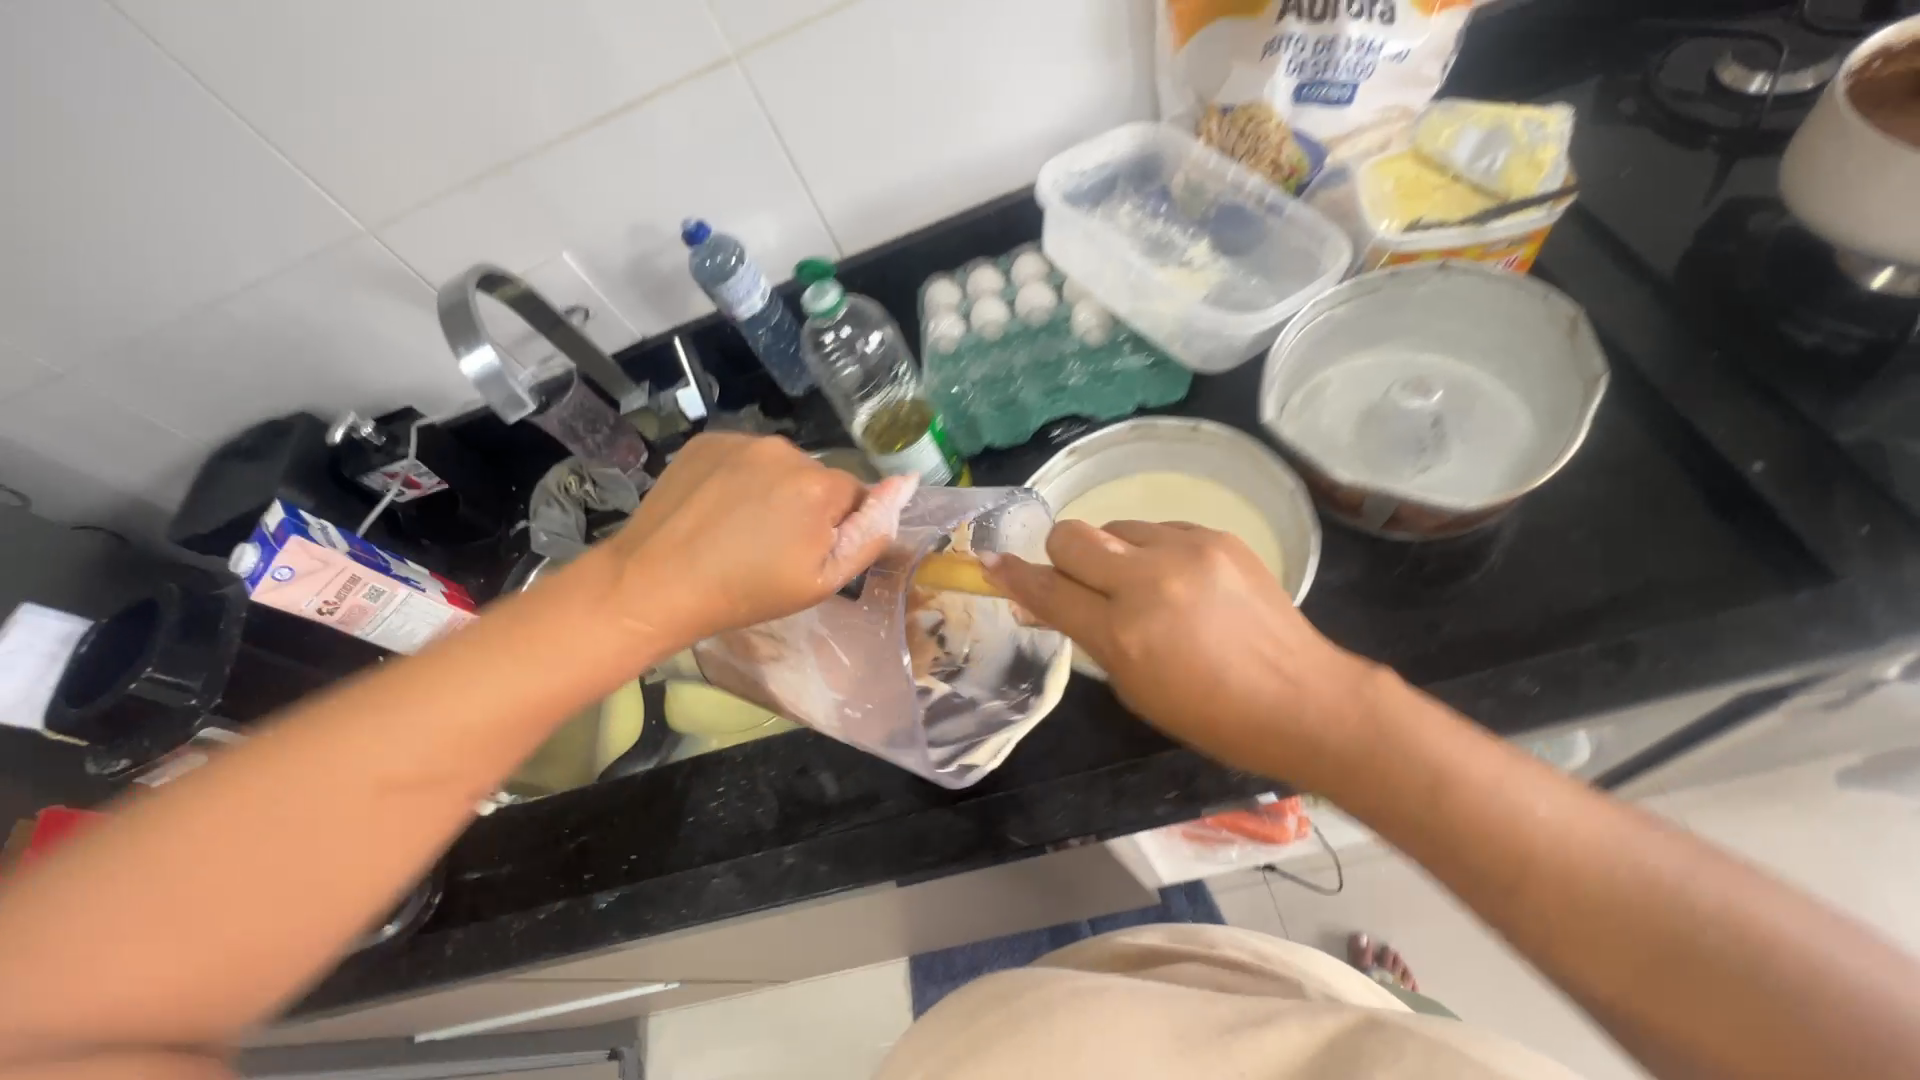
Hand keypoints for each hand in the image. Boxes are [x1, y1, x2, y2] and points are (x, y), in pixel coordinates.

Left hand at [598, 434, 914, 643]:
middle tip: (770, 546)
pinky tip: (716, 508)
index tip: (804, 553)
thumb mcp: (822, 581)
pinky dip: (738, 477)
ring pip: (778, 465)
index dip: (835, 527)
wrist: (655, 583)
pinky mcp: (706, 440)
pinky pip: (742, 455)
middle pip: (815, 477)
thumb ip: (871, 534)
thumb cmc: (746, 592)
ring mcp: (742, 441)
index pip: (853, 495)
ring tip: (738, 528)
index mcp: (820, 485)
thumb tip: (904, 485)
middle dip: (805, 505)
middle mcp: (786, 449)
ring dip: (772, 489)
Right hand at [983, 520, 1382, 784]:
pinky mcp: (1218, 536)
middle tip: (1082, 582)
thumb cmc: (1210, 714)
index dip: (1014, 576)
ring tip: (1143, 587)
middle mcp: (1149, 581)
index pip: (1048, 591)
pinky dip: (1154, 552)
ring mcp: (1187, 551)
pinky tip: (1179, 582)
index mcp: (1124, 633)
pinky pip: (1159, 529)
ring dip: (1113, 554)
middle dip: (1062, 556)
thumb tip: (1043, 604)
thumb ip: (1087, 636)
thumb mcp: (1135, 687)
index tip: (992, 562)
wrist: (1302, 699)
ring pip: (1115, 527)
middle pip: (1072, 537)